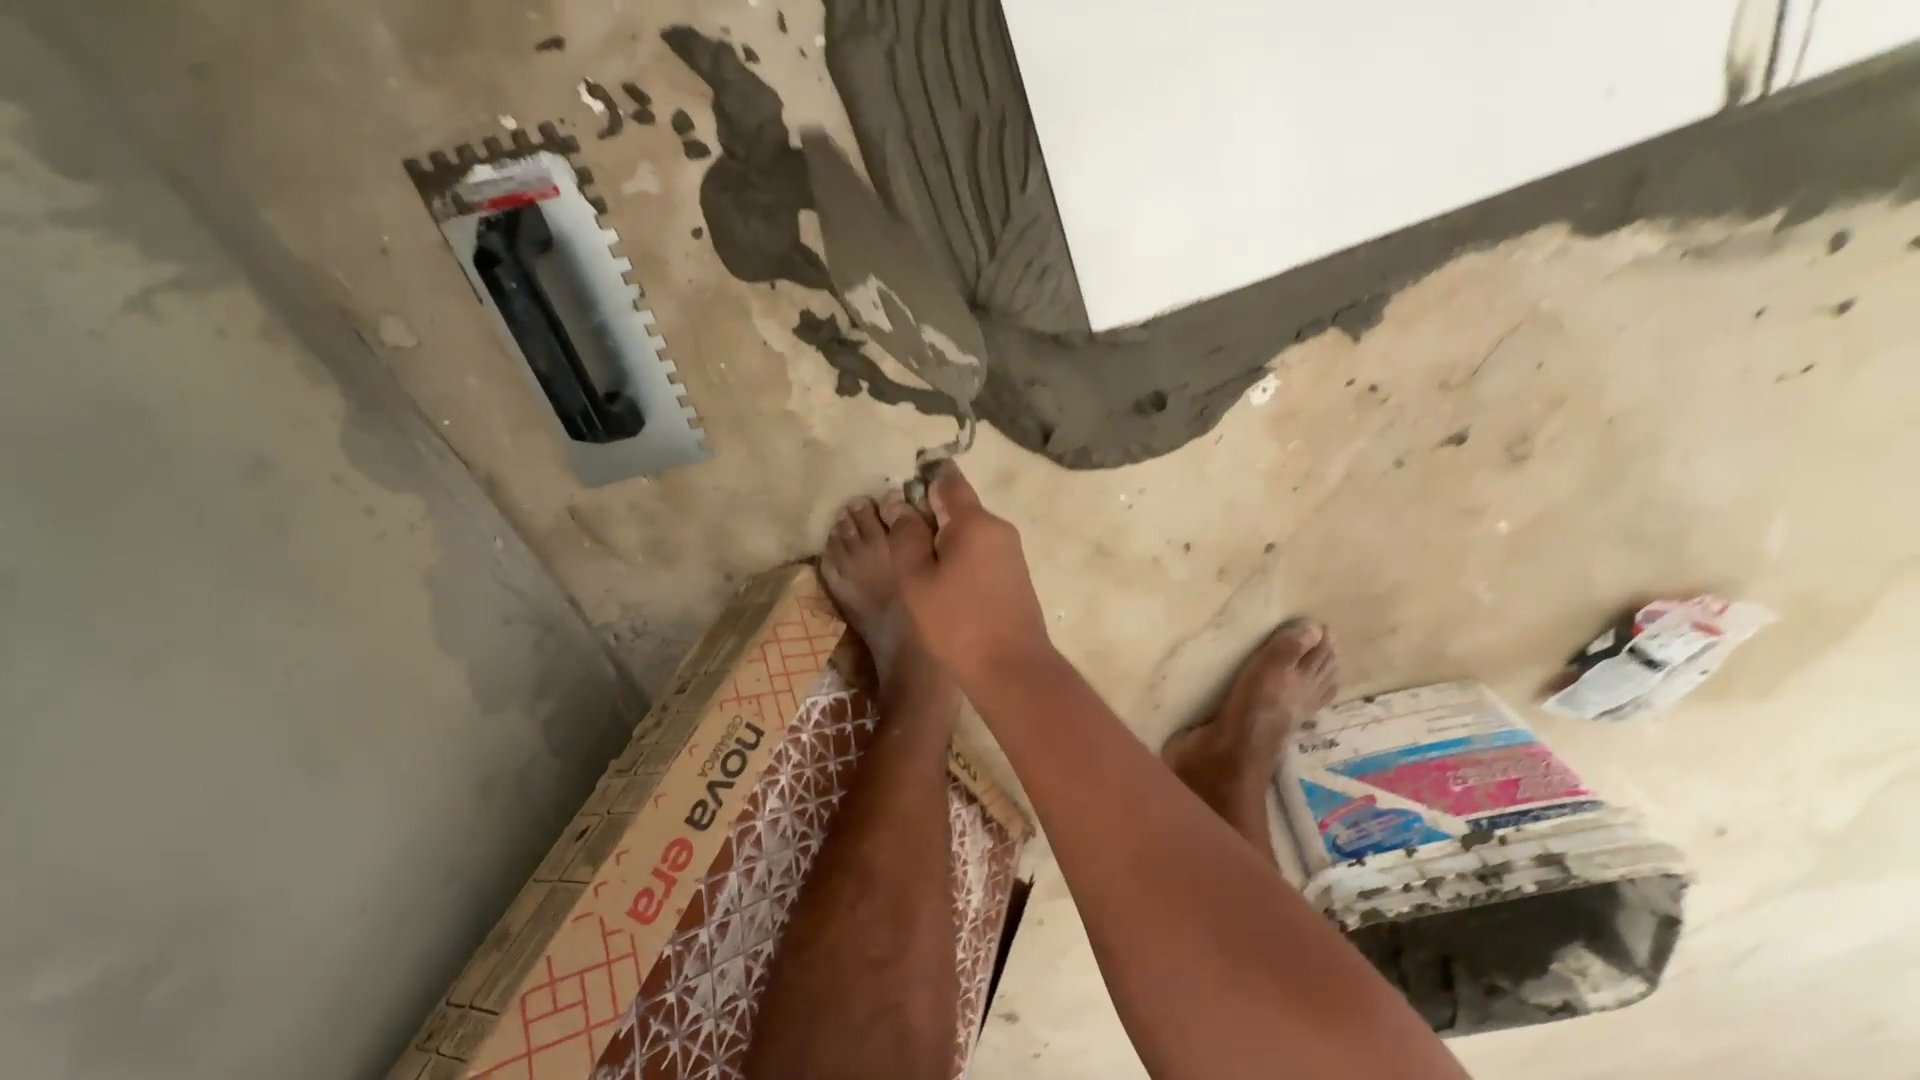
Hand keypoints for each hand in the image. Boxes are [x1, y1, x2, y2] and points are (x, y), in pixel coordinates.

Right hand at [879, 463, 1053, 681]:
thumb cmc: (957, 622)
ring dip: (944, 547)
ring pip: (969, 535)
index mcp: (975, 521)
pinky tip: (948, 593)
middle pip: (958, 509)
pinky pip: (981, 555)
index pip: (948, 481)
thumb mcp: (917, 579)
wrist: (1011, 667)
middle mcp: (999, 528)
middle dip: (930, 523)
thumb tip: (903, 507)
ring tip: (923, 580)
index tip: (901, 513)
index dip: (921, 487)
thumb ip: (906, 537)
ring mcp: (1011, 553)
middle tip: (905, 556)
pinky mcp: (1014, 576)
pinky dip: (961, 563)